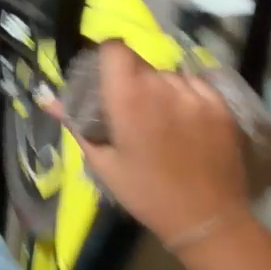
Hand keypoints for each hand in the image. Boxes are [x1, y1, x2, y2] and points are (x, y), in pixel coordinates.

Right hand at [51, 43, 248, 241]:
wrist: (208, 221)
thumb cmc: (146, 193)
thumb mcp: (103, 162)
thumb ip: (76, 123)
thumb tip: (48, 99)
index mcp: (127, 97)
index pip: (114, 48)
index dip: (107, 56)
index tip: (105, 76)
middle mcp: (161, 88)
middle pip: (140, 63)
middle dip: (132, 78)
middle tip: (131, 108)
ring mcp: (195, 95)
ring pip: (168, 75)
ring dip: (160, 88)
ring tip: (162, 119)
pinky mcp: (222, 106)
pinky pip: (196, 85)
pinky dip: (187, 95)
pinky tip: (186, 121)